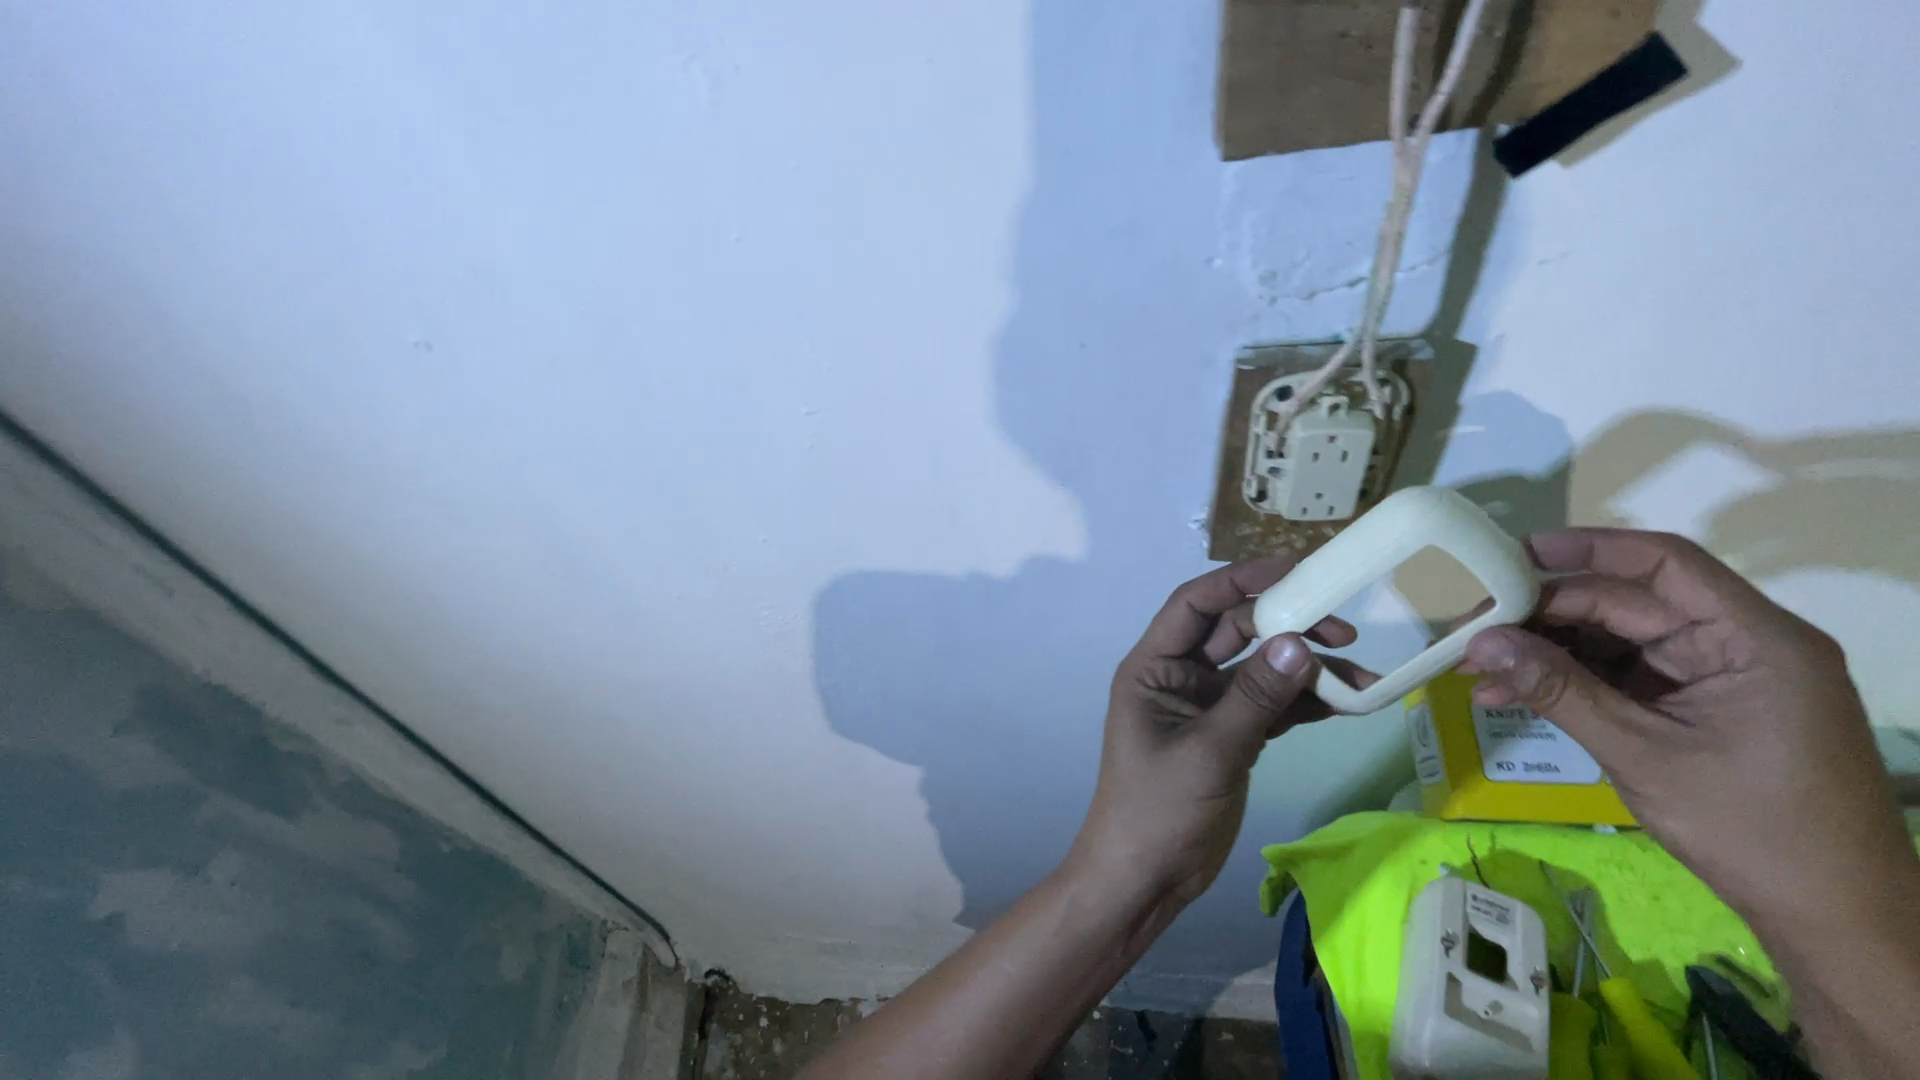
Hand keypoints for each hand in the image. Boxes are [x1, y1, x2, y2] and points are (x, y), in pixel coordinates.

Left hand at [1066, 556, 1356, 911]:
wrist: (1145, 877)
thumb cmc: (1158, 809)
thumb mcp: (1209, 750)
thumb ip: (1255, 698)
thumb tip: (1300, 643)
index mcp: (1153, 666)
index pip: (1195, 604)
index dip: (1241, 580)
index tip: (1297, 570)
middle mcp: (1179, 676)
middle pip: (1235, 630)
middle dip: (1286, 623)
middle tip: (1344, 628)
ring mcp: (1206, 706)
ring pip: (1260, 668)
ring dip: (1305, 667)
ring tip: (1360, 674)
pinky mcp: (1230, 735)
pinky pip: (1271, 705)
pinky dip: (1305, 702)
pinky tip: (1347, 703)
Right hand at [1460, 528, 1916, 926]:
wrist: (1829, 914)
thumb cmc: (1750, 828)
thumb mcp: (1641, 753)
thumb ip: (1559, 689)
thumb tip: (1481, 643)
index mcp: (1754, 639)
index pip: (1664, 566)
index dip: (1586, 550)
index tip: (1511, 556)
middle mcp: (1737, 644)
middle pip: (1625, 604)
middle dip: (1543, 614)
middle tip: (1471, 631)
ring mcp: (1714, 675)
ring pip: (1612, 640)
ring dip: (1544, 652)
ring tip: (1475, 669)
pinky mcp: (1694, 705)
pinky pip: (1619, 675)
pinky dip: (1566, 681)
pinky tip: (1509, 693)